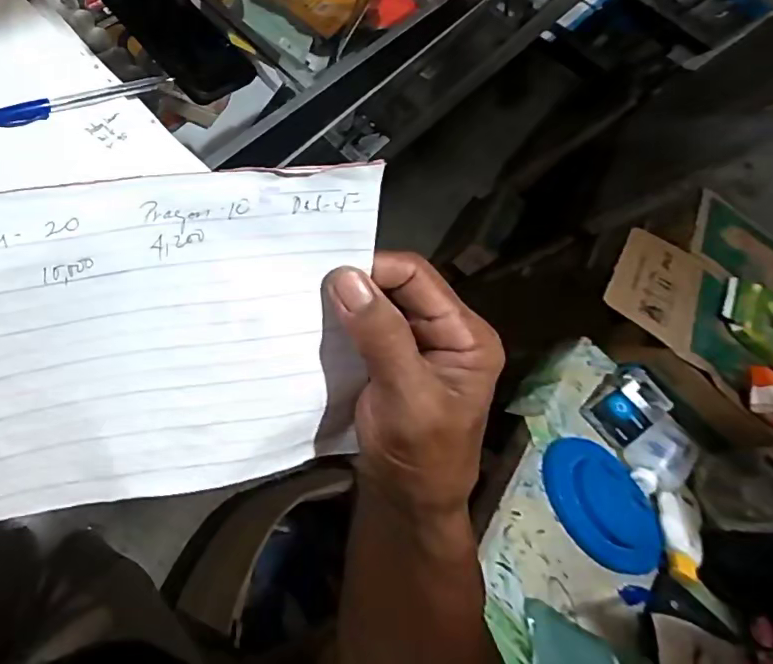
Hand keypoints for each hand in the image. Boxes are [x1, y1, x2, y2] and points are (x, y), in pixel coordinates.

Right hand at [325, 252, 502, 516]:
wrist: (405, 504)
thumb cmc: (418, 456)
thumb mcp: (405, 396)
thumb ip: (381, 336)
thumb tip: (344, 276)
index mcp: (465, 335)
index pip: (415, 276)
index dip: (373, 269)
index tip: (327, 278)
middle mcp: (444, 330)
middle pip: (395, 283)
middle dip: (356, 283)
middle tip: (310, 285)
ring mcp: (415, 343)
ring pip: (375, 301)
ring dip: (344, 301)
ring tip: (308, 301)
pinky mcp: (388, 355)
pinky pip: (362, 322)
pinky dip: (340, 319)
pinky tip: (316, 323)